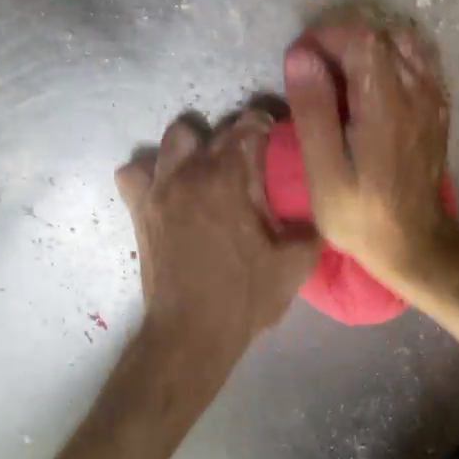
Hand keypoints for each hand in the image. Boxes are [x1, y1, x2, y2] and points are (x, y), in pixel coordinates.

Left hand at [116, 110, 319, 371]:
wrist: (191, 334)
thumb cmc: (244, 297)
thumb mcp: (294, 263)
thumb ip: (312, 226)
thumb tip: (323, 204)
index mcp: (229, 177)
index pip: (248, 126)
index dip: (265, 124)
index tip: (277, 134)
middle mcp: (191, 172)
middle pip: (213, 129)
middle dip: (234, 137)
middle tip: (251, 160)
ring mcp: (160, 188)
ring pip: (173, 139)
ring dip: (192, 147)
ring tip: (208, 169)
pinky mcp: (139, 209)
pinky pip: (135, 172)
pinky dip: (150, 173)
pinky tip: (169, 189)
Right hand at [282, 19, 458, 285]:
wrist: (414, 244)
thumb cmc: (360, 214)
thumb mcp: (324, 172)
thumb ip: (313, 110)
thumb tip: (301, 55)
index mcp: (386, 104)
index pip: (360, 37)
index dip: (324, 37)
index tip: (299, 60)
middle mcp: (416, 90)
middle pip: (379, 34)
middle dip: (339, 41)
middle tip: (310, 72)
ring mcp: (432, 96)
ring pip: (399, 43)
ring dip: (363, 49)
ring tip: (337, 78)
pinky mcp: (437, 106)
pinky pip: (414, 61)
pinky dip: (387, 60)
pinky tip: (367, 88)